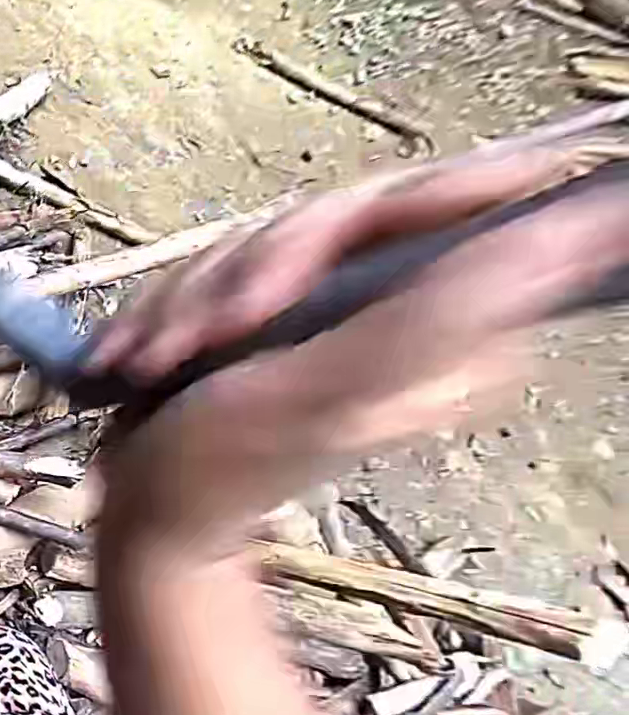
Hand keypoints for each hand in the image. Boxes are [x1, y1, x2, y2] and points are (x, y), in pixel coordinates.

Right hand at [92, 142, 628, 562]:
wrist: (140, 505)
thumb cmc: (218, 465)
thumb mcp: (318, 396)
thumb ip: (434, 318)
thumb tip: (586, 223)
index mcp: (440, 326)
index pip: (421, 209)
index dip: (334, 232)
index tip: (262, 296)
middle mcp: (381, 311)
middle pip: (314, 226)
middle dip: (228, 285)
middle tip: (197, 341)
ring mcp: (303, 316)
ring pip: (241, 252)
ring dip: (179, 309)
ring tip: (151, 364)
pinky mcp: (239, 323)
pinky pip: (195, 280)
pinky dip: (153, 318)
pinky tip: (131, 358)